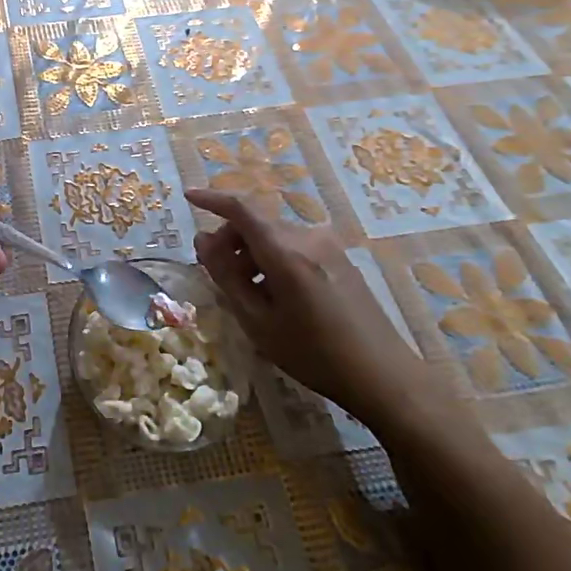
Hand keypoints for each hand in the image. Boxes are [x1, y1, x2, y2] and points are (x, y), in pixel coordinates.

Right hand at [187, 188, 431, 429]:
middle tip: (217, 275)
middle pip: (257, 223)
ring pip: (275, 235)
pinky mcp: (339, 257)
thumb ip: (227, 277)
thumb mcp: (259, 323)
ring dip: (252, 252)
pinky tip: (275, 294)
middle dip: (230, 240)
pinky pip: (294, 246)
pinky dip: (273, 258)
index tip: (188, 196)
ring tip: (247, 293)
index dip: (212, 199)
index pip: (241, 209)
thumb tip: (203, 240)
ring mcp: (328, 246)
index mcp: (286, 253)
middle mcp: (307, 238)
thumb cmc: (314, 354)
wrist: (382, 374)